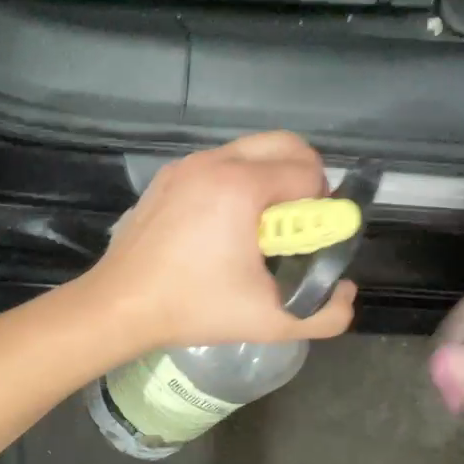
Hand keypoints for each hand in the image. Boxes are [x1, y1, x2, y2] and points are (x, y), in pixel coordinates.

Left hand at [81, 131, 356, 349]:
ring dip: (267, 179)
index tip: (308, 239)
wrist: (118, 305)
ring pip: (247, 151)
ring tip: (258, 228)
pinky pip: (215, 166)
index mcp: (240, 185)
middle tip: (296, 222)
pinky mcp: (163, 179)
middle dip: (302, 177)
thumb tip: (345, 292)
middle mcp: (212, 163)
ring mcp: (183, 167)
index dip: (321, 205)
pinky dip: (232, 183)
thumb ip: (325, 313)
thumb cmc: (193, 307)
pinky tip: (221, 228)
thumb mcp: (269, 319)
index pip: (308, 172)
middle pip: (283, 144)